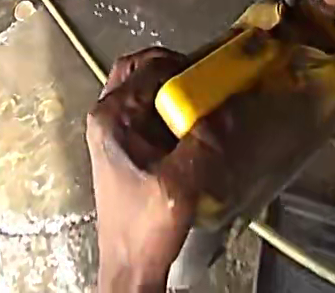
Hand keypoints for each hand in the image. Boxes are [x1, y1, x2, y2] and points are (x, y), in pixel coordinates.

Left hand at [85, 47, 220, 292]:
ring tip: (195, 98)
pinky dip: (164, 103)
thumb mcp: (180, 187)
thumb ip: (204, 145)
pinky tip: (185, 122)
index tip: (209, 77)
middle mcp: (106, 116)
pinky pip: (142, 105)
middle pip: (137, 67)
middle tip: (198, 80)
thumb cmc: (145, 229)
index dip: (182, 66)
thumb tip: (228, 110)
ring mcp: (110, 129)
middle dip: (170, 65)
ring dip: (167, 84)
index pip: (149, 67)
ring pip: (138, 84)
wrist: (129, 269)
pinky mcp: (121, 144)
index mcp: (112, 117)